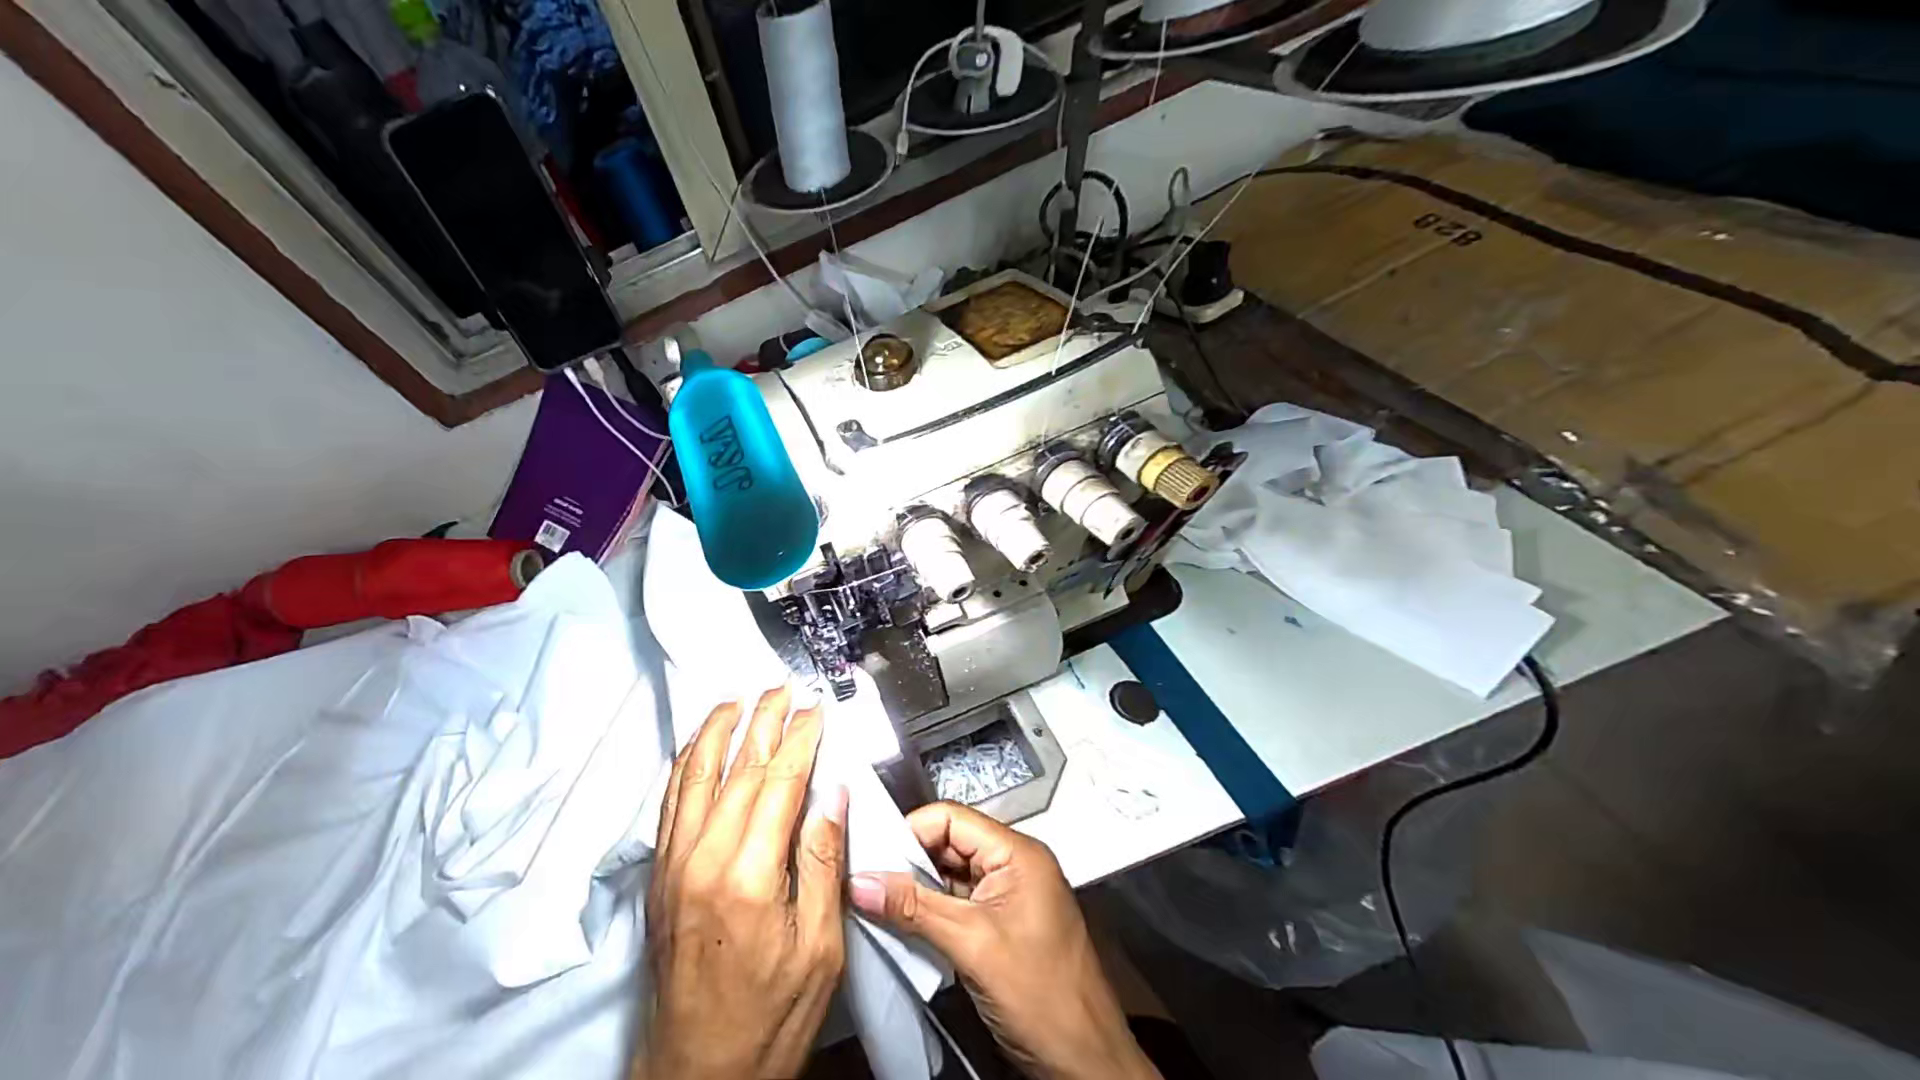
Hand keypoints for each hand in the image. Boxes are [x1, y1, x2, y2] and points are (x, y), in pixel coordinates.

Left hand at [639, 687, 847, 1079]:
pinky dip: (685, 767)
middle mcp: (703, 862)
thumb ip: (823, 860)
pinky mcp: (660, 879)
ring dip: (717, 733)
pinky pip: (670, 805)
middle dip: (763, 723)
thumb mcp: (820, 947)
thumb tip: (832, 794)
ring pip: (695, 778)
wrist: (695, 1075)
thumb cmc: (767, 1020)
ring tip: (736, 700)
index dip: (801, 740)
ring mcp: (674, 868)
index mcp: (749, 878)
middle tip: (782, 690)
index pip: (779, 783)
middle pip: (737, 770)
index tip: (816, 711)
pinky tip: (697, 749)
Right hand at [848, 802, 1158, 1079]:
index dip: (911, 831)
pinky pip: (957, 902)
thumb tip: (864, 882)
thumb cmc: (1047, 999)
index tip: (873, 855)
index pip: (952, 818)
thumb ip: (914, 909)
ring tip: (880, 903)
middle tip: (870, 882)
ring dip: (917, 888)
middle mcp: (1014, 865)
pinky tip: (905, 924)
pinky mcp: (1001, 923)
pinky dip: (931, 910)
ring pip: (950, 874)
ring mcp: (1008, 895)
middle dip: (909, 861)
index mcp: (1018, 854)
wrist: (1086, 1061)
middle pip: (949, 843)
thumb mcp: (972, 945)